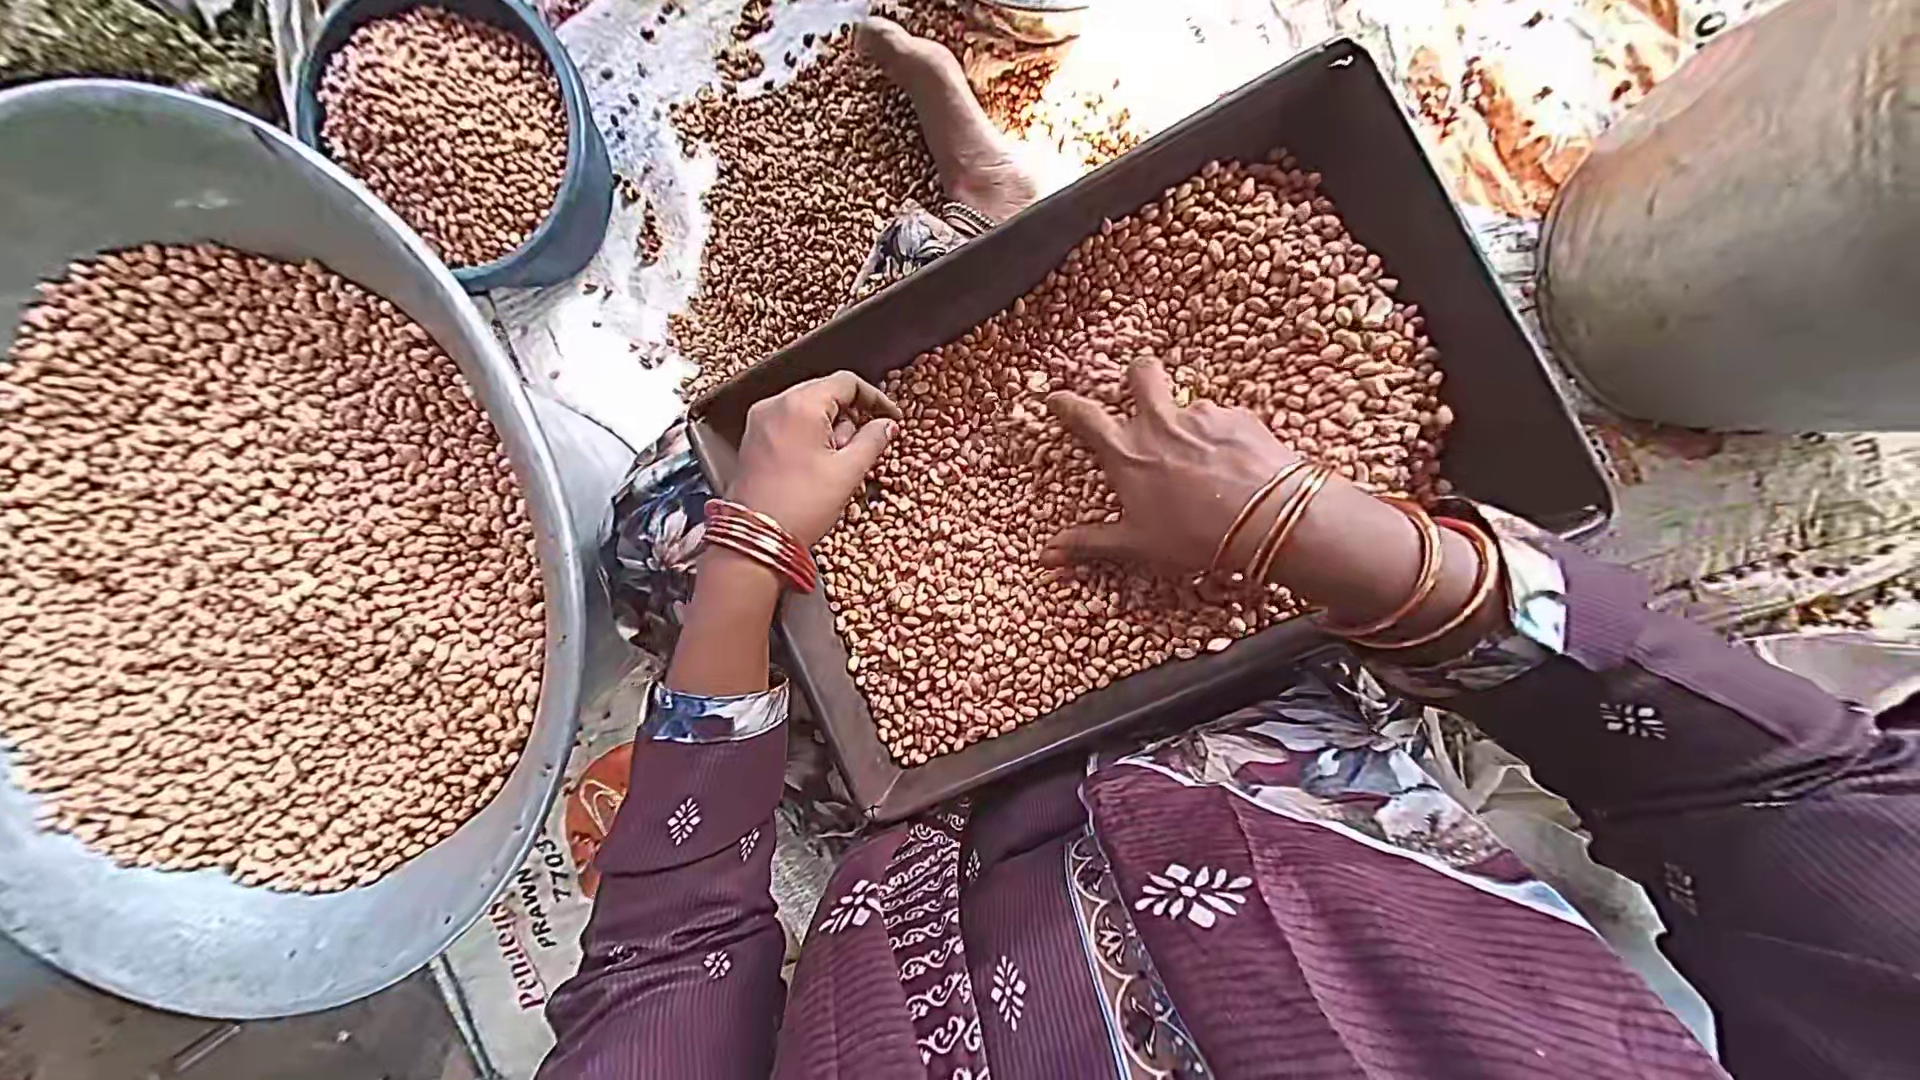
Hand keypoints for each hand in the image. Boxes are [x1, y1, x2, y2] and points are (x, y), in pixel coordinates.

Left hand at [729, 371, 902, 547]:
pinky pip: (790, 423)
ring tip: (837, 464)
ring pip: (808, 409)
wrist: (757, 537)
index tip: (890, 418)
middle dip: (850, 417)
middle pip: (825, 392)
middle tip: (862, 447)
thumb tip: (887, 424)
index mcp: (801, 405)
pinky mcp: (754, 439)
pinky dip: (810, 436)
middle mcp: (775, 404)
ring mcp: (760, 421)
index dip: (875, 398)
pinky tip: (818, 465)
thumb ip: (873, 440)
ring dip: (830, 428)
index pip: (846, 382)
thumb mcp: (848, 472)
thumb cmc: (803, 504)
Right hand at [1042, 356, 1495, 655]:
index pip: (1084, 416)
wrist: (1267, 522)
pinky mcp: (1239, 417)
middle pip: (1141, 374)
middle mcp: (1159, 423)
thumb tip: (1045, 556)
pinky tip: (1235, 465)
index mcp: (1127, 452)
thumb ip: (1089, 544)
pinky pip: (1224, 420)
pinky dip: (1224, 437)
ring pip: (1188, 404)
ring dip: (1189, 422)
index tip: (1057, 398)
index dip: (1066, 404)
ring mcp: (1201, 416)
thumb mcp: (1136, 544)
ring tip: (1204, 459)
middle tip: (1142, 391)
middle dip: (1137, 376)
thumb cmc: (1192, 536)